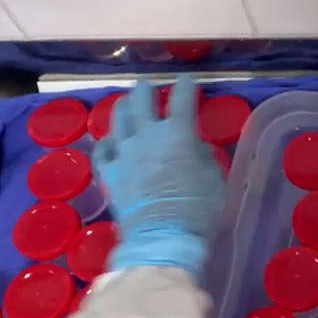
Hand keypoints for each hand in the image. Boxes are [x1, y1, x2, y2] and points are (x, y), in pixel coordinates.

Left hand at [91, 76, 226, 278]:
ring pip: (118, 118)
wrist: (162, 237)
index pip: (181, 98)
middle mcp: (146, 135)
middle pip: (141, 100)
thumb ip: (201, 153)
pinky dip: (108, 140)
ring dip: (124, 107)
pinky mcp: (108, 172)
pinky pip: (102, 148)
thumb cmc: (198, 208)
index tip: (187, 80)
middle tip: (150, 86)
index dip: (185, 85)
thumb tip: (192, 144)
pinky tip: (110, 139)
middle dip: (147, 89)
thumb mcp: (215, 177)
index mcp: (178, 133)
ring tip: (127, 103)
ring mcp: (123, 152)